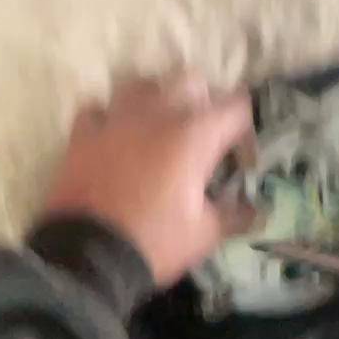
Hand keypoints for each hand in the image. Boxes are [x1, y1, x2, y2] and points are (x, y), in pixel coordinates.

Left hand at [44, 76, 253, 287]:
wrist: (86, 258)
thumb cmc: (153, 242)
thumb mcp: (203, 235)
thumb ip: (234, 215)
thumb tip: (258, 211)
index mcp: (195, 134)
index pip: (236, 107)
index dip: (243, 132)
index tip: (238, 162)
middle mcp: (156, 114)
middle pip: (190, 81)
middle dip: (201, 104)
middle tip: (198, 140)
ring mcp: (115, 120)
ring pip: (141, 84)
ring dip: (153, 100)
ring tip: (155, 130)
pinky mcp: (81, 136)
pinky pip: (97, 111)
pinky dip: (107, 120)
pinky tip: (111, 141)